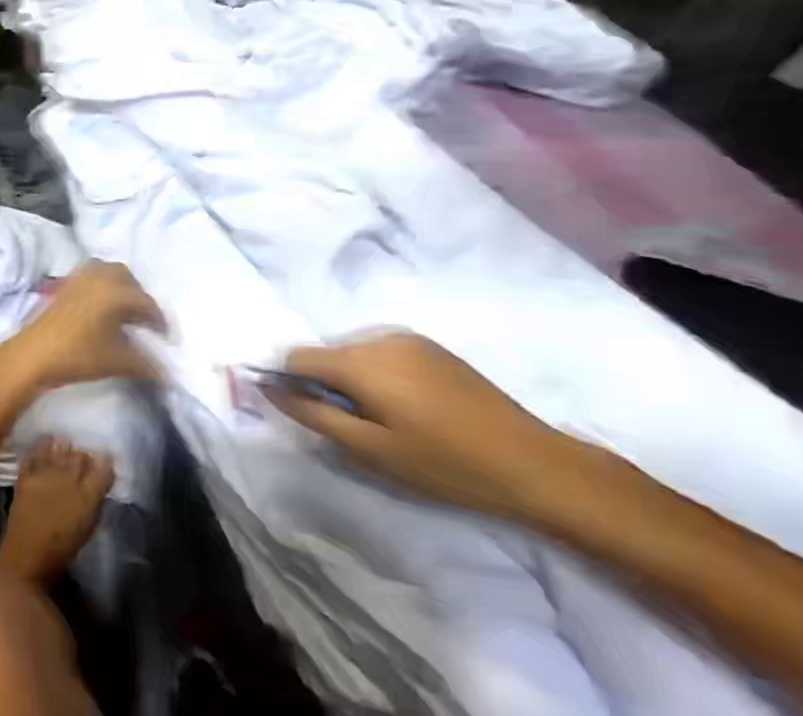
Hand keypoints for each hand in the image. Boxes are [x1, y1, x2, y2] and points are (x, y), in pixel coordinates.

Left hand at [0, 260, 164, 393]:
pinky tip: (98, 306)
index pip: (146, 303)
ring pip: (105, 270)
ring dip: (118, 284)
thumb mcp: (117, 362)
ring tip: (122, 308)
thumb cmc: (78, 356)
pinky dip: (99, 284)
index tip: (164, 338)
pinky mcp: (62, 286)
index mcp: (116, 293)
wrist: (34, 355)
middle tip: (143, 319)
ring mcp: (77, 279)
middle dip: (138, 296)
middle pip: (127, 278)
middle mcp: (98, 278)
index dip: (159, 321)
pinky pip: (87, 275)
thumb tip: (165, 373)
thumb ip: (145, 364)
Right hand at [266, 332, 592, 522]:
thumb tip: (269, 388)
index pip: (296, 355)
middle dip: (324, 383)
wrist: (534, 464)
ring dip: (353, 380)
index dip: (289, 382)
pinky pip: (382, 352)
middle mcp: (380, 338)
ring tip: (384, 420)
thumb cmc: (444, 463)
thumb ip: (312, 414)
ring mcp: (410, 340)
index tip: (309, 414)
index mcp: (360, 361)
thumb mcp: (369, 449)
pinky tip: (408, 408)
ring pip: (354, 352)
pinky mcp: (433, 348)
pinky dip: (378, 374)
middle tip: (355, 427)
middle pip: (326, 352)